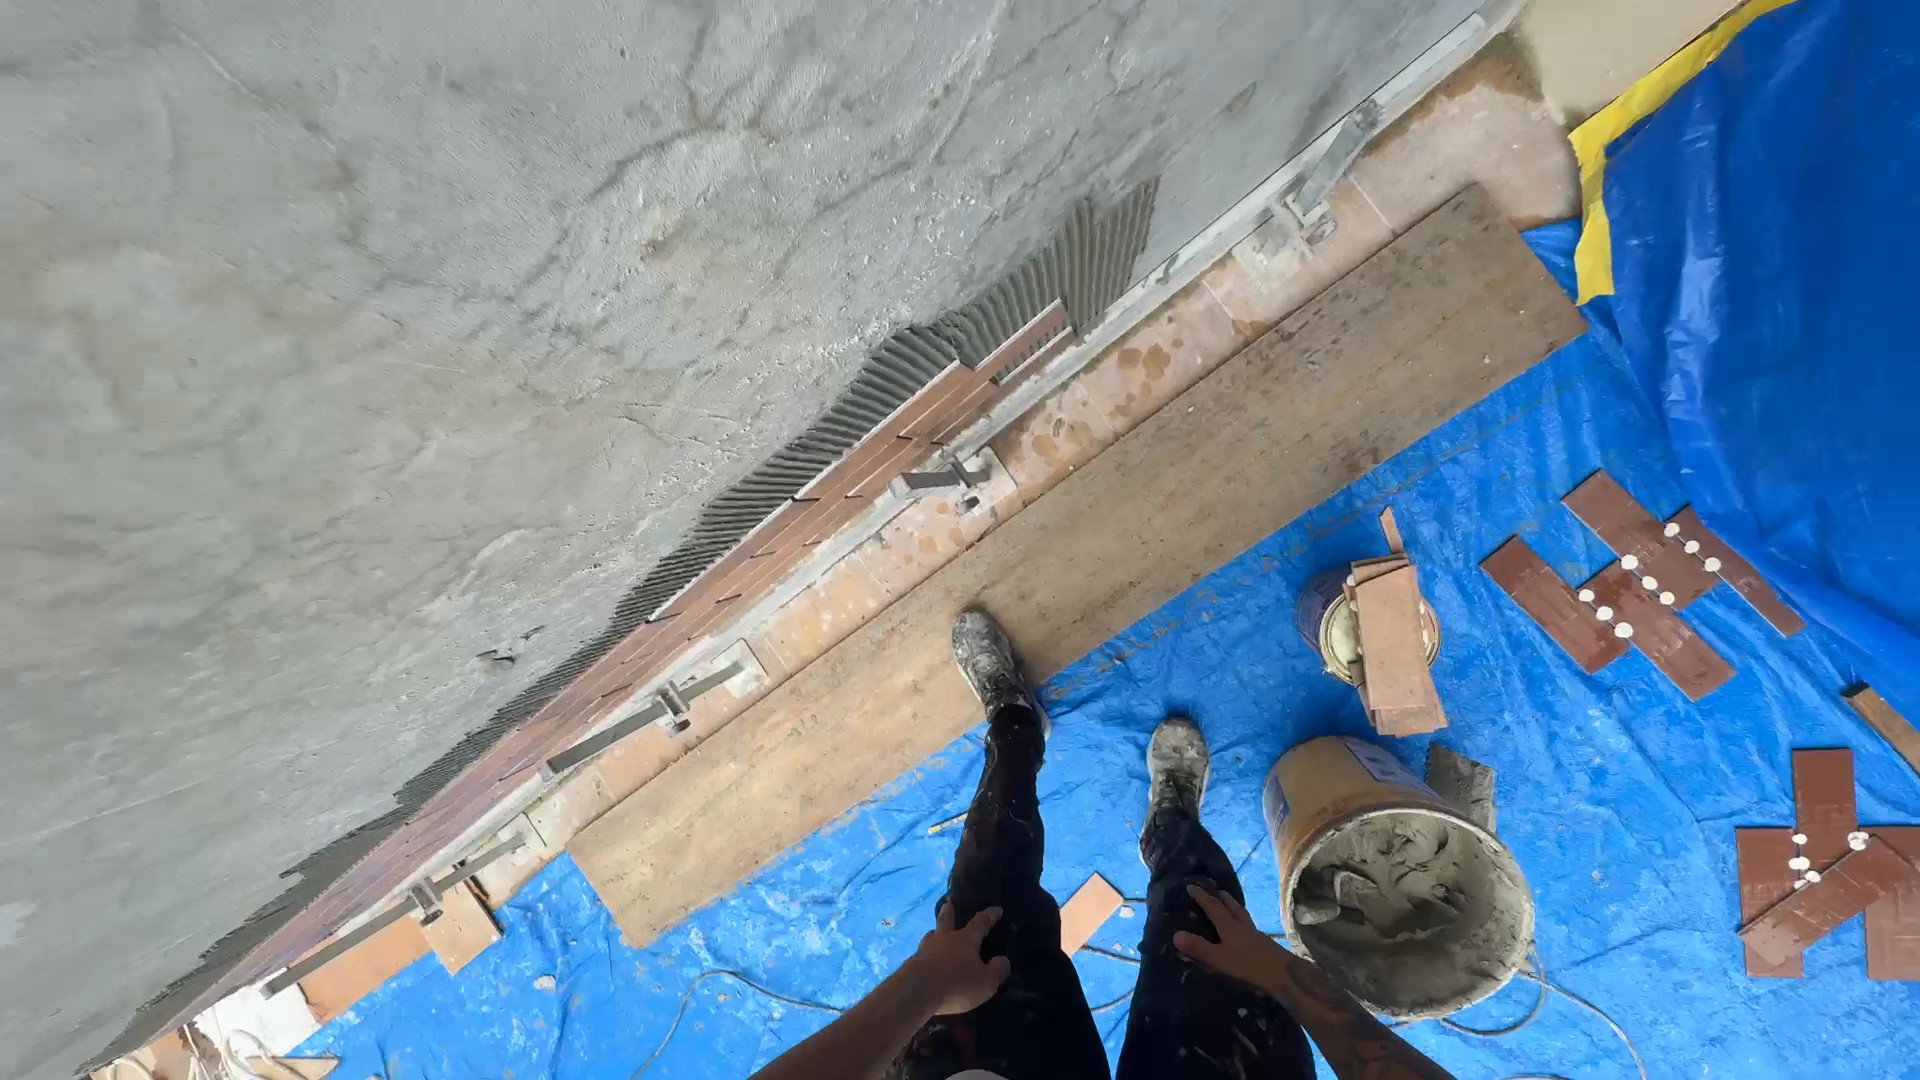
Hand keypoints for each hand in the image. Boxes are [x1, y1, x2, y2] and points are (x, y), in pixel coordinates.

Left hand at [902, 903, 1012, 1015]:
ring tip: (933, 933)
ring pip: (931, 936)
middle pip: (947, 920)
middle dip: (950, 910)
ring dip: (934, 933)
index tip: (996, 909)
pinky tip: (924, 962)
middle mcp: (945, 939)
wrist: (919, 990)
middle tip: (949, 901)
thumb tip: (1004, 960)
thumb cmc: (957, 984)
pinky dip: (925, 956)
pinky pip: (921, 955)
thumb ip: (997, 970)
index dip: (989, 916)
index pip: (980, 923)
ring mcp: (926, 949)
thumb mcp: (986, 982)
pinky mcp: (912, 963)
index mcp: (965, 940)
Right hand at [1173, 884, 1291, 991]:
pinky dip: (1244, 924)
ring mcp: (1256, 935)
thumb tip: (1175, 935)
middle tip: (1216, 890)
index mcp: (1229, 926)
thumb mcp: (1220, 959)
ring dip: (1235, 908)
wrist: (1285, 976)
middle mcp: (1242, 926)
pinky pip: (1250, 928)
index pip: (1213, 906)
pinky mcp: (1265, 945)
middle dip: (1222, 897)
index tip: (1191, 885)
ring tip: (1231, 904)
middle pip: (1232, 907)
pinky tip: (1245, 932)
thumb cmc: (1250, 966)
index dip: (1201, 896)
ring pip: (1243, 916)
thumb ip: (1199, 948)